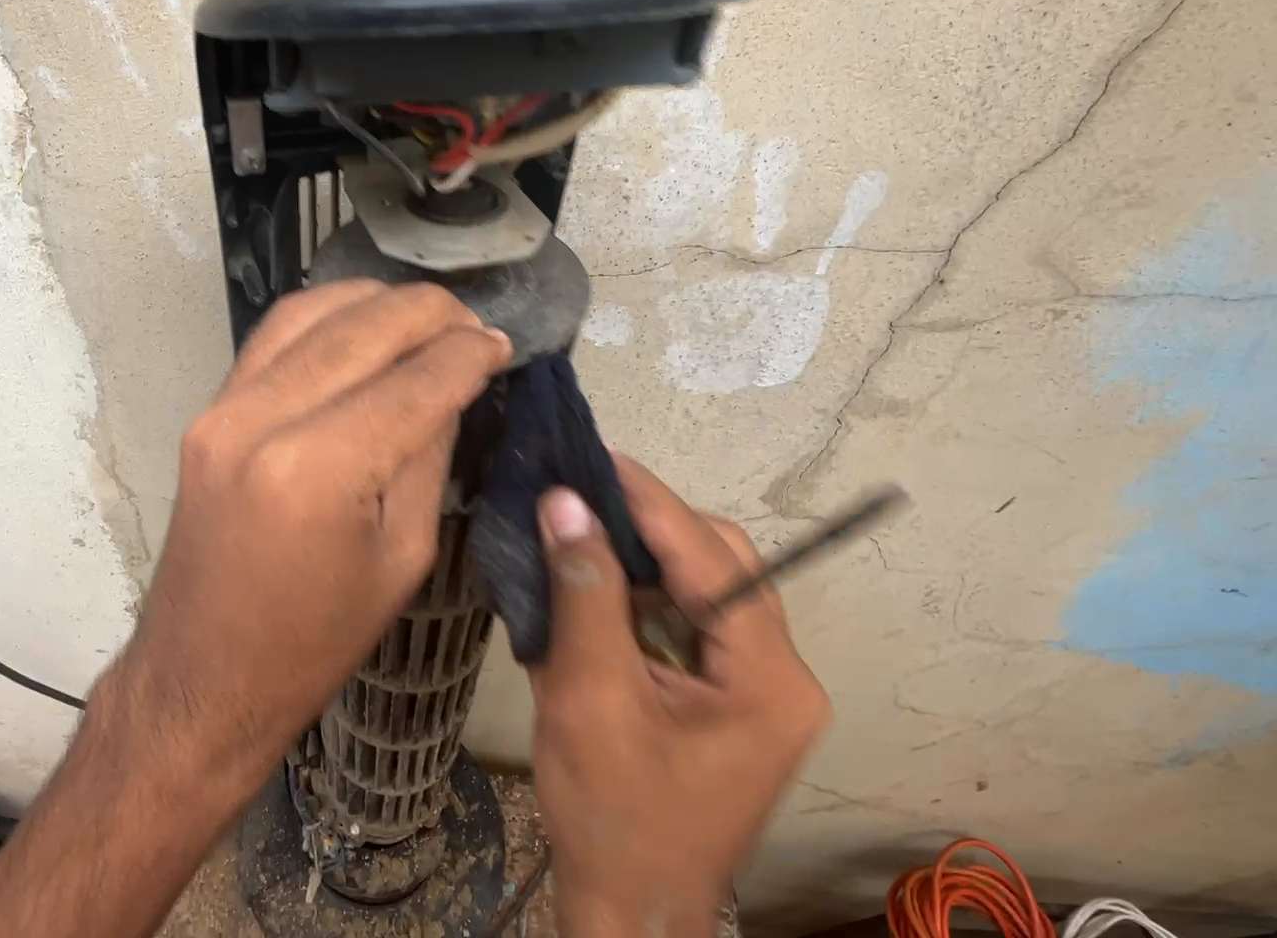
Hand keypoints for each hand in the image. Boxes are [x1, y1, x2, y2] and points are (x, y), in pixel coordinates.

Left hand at [0, 280, 508, 937]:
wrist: (206, 671)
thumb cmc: (316, 639)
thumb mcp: (403, 554)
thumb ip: (428, 454)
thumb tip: (449, 383)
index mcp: (319, 470)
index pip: (415, 381)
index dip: (469, 353)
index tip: (503, 344)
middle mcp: (262, 419)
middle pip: (364, 328)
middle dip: (432, 313)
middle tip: (475, 324)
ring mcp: (222, 409)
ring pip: (311, 313)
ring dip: (377, 302)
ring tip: (426, 316)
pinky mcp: (206, 412)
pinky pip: (271, 337)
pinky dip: (324, 317)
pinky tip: (362, 323)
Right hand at [528, 454, 828, 937]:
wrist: (627, 910)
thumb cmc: (610, 812)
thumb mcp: (588, 696)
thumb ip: (583, 592)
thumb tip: (564, 501)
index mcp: (769, 678)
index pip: (709, 558)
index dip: (648, 500)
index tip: (595, 454)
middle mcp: (782, 675)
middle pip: (721, 566)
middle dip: (651, 524)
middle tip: (582, 494)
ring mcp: (759, 690)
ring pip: (705, 591)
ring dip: (644, 558)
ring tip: (582, 528)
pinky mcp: (730, 701)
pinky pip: (691, 624)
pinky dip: (643, 598)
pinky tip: (597, 583)